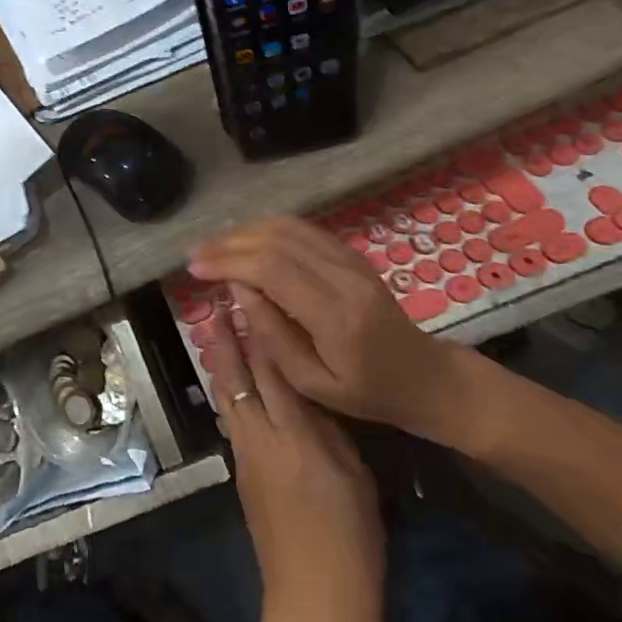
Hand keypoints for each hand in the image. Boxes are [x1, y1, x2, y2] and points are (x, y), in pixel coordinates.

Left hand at [188, 286, 382, 596]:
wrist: (314, 591)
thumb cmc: (350, 535)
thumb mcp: (353, 473)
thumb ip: (326, 427)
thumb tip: (307, 390)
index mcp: (296, 436)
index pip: (273, 371)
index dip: (259, 333)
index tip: (249, 299)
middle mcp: (258, 437)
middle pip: (236, 377)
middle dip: (225, 339)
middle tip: (216, 304)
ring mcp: (242, 453)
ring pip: (226, 395)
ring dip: (220, 361)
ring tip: (215, 329)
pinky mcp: (238, 468)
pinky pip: (229, 417)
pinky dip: (227, 390)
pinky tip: (229, 378)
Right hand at [189, 217, 468, 440]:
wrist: (427, 378)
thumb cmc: (367, 393)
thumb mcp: (312, 382)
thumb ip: (271, 335)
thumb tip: (237, 289)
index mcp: (337, 316)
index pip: (272, 270)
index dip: (227, 263)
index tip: (194, 270)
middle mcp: (345, 279)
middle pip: (276, 242)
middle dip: (227, 244)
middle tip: (194, 256)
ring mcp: (352, 263)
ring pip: (288, 228)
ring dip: (243, 232)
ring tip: (212, 248)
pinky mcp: (352, 256)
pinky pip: (303, 230)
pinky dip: (266, 229)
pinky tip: (244, 241)